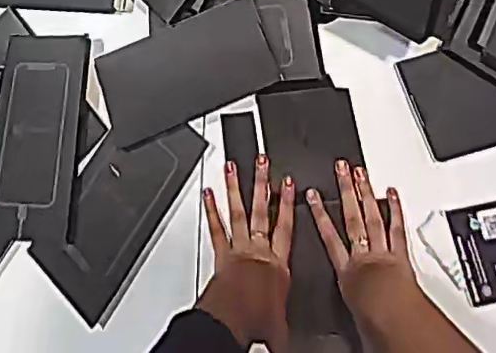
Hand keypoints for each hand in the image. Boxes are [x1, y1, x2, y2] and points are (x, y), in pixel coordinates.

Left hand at [199, 154, 295, 350]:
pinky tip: (207, 193)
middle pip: (261, 210)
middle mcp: (259, 251)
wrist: (236, 324)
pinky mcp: (222, 255)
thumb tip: (288, 333)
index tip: (288, 182)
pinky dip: (211, 210)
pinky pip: (217, 229)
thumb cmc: (259, 324)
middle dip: (262, 184)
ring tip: (231, 166)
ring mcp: (239, 249)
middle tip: (261, 161)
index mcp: (278, 264)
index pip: (285, 226)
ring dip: (235, 188)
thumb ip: (283, 314)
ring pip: (238, 212)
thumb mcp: (281, 324)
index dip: (287, 203)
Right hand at [307, 162, 476, 352]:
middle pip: (351, 218)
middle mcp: (362, 258)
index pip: (329, 237)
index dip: (320, 214)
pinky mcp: (402, 258)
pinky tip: (391, 193)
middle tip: (341, 169)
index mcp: (347, 273)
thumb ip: (349, 306)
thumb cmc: (377, 328)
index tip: (312, 195)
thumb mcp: (355, 322)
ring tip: (360, 172)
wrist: (397, 326)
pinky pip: (397, 231)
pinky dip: (395, 210)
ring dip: (365, 192)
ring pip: (371, 217)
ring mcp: (382, 254)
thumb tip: (346, 323)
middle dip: (346, 191)